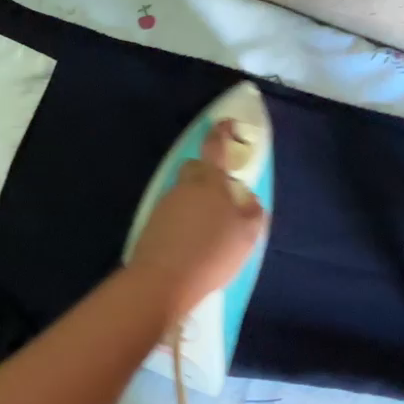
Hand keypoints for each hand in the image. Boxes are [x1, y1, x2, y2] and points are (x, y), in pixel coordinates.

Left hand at [126, 120, 268, 317]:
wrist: (163, 280)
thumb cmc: (212, 253)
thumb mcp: (247, 235)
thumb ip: (252, 211)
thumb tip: (249, 199)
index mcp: (209, 182)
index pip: (215, 148)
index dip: (221, 133)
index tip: (226, 124)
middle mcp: (184, 186)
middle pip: (195, 169)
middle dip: (208, 175)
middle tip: (223, 196)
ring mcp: (164, 204)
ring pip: (184, 193)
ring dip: (196, 203)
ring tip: (211, 230)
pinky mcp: (152, 224)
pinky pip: (173, 214)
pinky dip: (184, 222)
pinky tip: (193, 244)